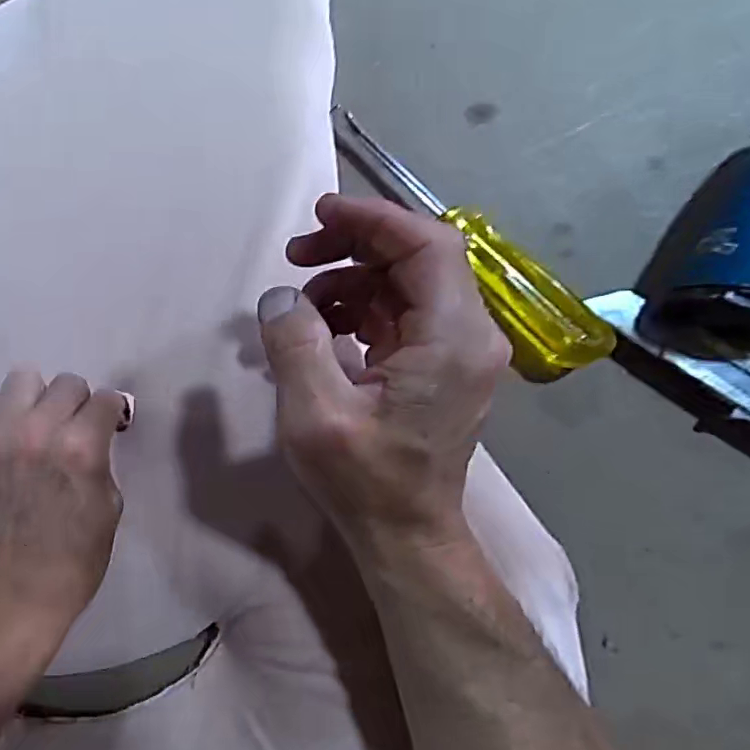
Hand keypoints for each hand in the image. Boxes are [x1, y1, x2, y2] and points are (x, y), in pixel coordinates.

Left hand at [0, 369, 131, 641]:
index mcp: (81, 449)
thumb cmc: (72, 563)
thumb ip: (102, 461)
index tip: (112, 426)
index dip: (114, 413)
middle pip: (68, 383)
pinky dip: (10, 412)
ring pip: (24, 378)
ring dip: (41, 397)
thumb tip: (97, 439)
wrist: (9, 597)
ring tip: (43, 426)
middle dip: (81, 403)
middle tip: (78, 429)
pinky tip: (16, 440)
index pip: (106, 400)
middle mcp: (39, 430)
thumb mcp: (108, 509)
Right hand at [258, 193, 509, 543]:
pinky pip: (401, 314)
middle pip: (416, 257)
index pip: (426, 245)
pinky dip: (359, 308)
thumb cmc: (365, 480)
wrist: (406, 535)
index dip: (372, 219)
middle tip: (296, 257)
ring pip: (405, 284)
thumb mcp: (315, 414)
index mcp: (451, 338)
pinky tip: (323, 331)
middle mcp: (468, 335)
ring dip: (351, 280)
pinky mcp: (439, 367)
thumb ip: (294, 344)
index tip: (320, 214)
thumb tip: (281, 296)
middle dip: (353, 246)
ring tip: (301, 308)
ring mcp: (457, 351)